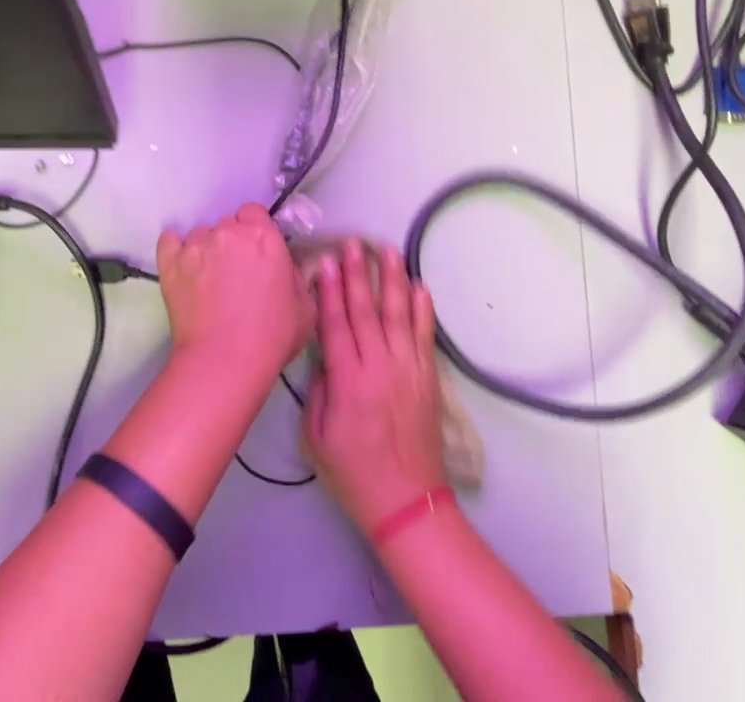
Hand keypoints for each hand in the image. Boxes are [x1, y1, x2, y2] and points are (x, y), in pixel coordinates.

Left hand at [157, 204, 314, 375]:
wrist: (224, 361)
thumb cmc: (272, 337)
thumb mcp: (305, 308)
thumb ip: (297, 277)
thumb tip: (287, 267)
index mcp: (265, 238)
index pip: (254, 212)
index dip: (255, 230)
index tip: (256, 253)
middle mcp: (229, 233)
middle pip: (228, 224)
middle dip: (232, 243)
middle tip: (235, 272)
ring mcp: (196, 246)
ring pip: (200, 234)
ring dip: (206, 249)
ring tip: (208, 279)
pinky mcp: (170, 263)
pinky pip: (170, 241)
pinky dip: (176, 250)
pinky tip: (183, 267)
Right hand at [304, 239, 445, 534]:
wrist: (406, 501)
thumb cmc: (353, 472)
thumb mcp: (316, 435)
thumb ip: (318, 390)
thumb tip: (324, 358)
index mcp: (348, 380)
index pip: (336, 324)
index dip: (330, 292)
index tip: (326, 263)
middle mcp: (380, 366)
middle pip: (367, 311)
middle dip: (358, 274)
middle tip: (353, 244)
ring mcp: (408, 369)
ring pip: (399, 315)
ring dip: (393, 280)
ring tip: (387, 251)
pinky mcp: (427, 378)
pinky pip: (425, 335)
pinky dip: (423, 310)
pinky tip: (420, 287)